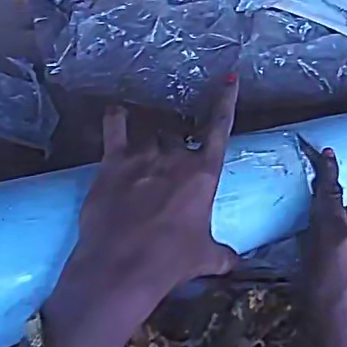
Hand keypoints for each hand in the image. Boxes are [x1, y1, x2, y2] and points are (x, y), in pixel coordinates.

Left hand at [65, 78, 242, 304]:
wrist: (122, 267)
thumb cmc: (171, 261)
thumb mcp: (205, 257)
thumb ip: (222, 254)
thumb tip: (234, 264)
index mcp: (204, 173)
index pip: (220, 127)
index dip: (226, 101)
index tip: (230, 79)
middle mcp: (175, 157)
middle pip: (178, 135)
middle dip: (176, 146)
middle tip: (170, 167)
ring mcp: (142, 157)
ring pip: (151, 133)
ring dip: (151, 139)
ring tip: (148, 151)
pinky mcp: (112, 163)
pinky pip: (115, 129)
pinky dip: (117, 118)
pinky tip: (117, 111)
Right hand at [302, 143, 346, 346]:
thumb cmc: (321, 319)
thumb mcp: (305, 279)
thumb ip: (313, 249)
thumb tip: (316, 234)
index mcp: (334, 238)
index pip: (329, 196)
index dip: (327, 172)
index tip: (328, 153)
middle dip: (339, 224)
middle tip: (328, 246)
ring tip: (346, 274)